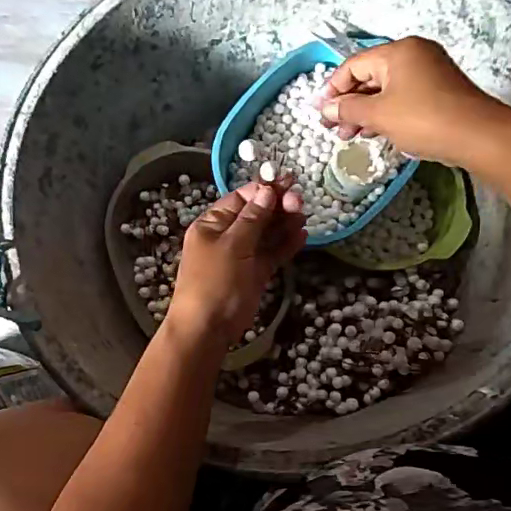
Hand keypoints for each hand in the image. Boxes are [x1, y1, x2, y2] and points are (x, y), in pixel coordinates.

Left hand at [168, 176, 305, 347]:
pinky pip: (272, 253)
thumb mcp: (232, 246)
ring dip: (284, 223)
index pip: (241, 198)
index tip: (288, 182)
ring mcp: (243, 255)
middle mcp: (227, 236)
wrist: (207, 328)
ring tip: (303, 215)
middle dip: (278, 205)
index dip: (264, 189)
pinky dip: (286, 244)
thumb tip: (267, 191)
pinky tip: (302, 235)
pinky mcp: (255, 273)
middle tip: (299, 202)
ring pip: (267, 233)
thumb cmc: (214, 283)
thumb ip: (252, 218)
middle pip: (256, 213)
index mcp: (212, 224)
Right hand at [318, 37, 510, 168]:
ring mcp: (428, 72)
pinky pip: (401, 97)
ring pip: (385, 89)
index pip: (353, 65)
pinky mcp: (437, 91)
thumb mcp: (379, 115)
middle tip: (333, 128)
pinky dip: (384, 113)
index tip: (321, 112)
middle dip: (348, 103)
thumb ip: (348, 109)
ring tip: (350, 135)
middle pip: (369, 76)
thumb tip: (327, 108)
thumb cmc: (423, 119)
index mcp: (397, 52)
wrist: (476, 135)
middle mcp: (413, 55)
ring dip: (364, 111)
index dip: (333, 89)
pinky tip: (374, 131)